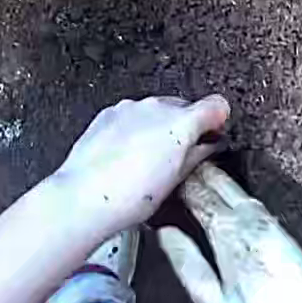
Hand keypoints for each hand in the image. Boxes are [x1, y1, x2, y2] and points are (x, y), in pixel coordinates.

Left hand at [46, 94, 230, 238]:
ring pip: (157, 110)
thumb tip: (207, 146)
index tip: (214, 131)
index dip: (218, 119)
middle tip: (179, 155)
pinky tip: (127, 153)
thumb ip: (197, 155)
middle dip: (186, 126)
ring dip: (159, 126)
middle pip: (184, 107)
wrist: (83, 196)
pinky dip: (135, 127)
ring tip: (147, 159)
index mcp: (181, 123)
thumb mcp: (175, 181)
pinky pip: (132, 114)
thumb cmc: (128, 197)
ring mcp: (132, 107)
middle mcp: (157, 107)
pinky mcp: (110, 112)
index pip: (215, 106)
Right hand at [156, 164, 301, 302]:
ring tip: (201, 169)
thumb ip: (187, 264)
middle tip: (181, 161)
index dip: (181, 182)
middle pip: (219, 185)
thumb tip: (166, 233)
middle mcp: (251, 221)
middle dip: (199, 171)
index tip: (165, 173)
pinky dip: (236, 189)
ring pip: (237, 189)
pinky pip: (252, 199)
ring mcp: (270, 224)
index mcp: (229, 234)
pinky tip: (232, 193)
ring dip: (217, 176)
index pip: (199, 196)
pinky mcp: (284, 232)